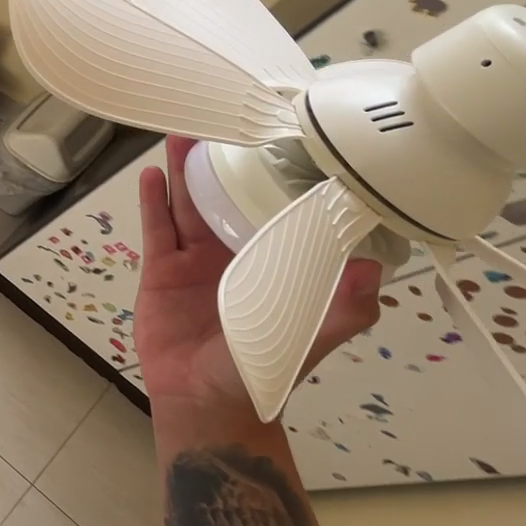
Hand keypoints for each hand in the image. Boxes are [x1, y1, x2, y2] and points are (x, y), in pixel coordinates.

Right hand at [136, 136, 382, 408]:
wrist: (204, 398)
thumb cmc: (261, 371)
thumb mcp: (310, 338)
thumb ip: (344, 307)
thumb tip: (375, 266)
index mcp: (275, 264)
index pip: (278, 211)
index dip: (277, 178)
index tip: (281, 144)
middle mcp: (235, 254)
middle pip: (227, 198)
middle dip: (224, 164)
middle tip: (221, 126)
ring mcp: (194, 260)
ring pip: (189, 206)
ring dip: (184, 173)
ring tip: (181, 139)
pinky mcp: (160, 271)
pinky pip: (157, 230)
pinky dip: (153, 202)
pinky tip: (151, 177)